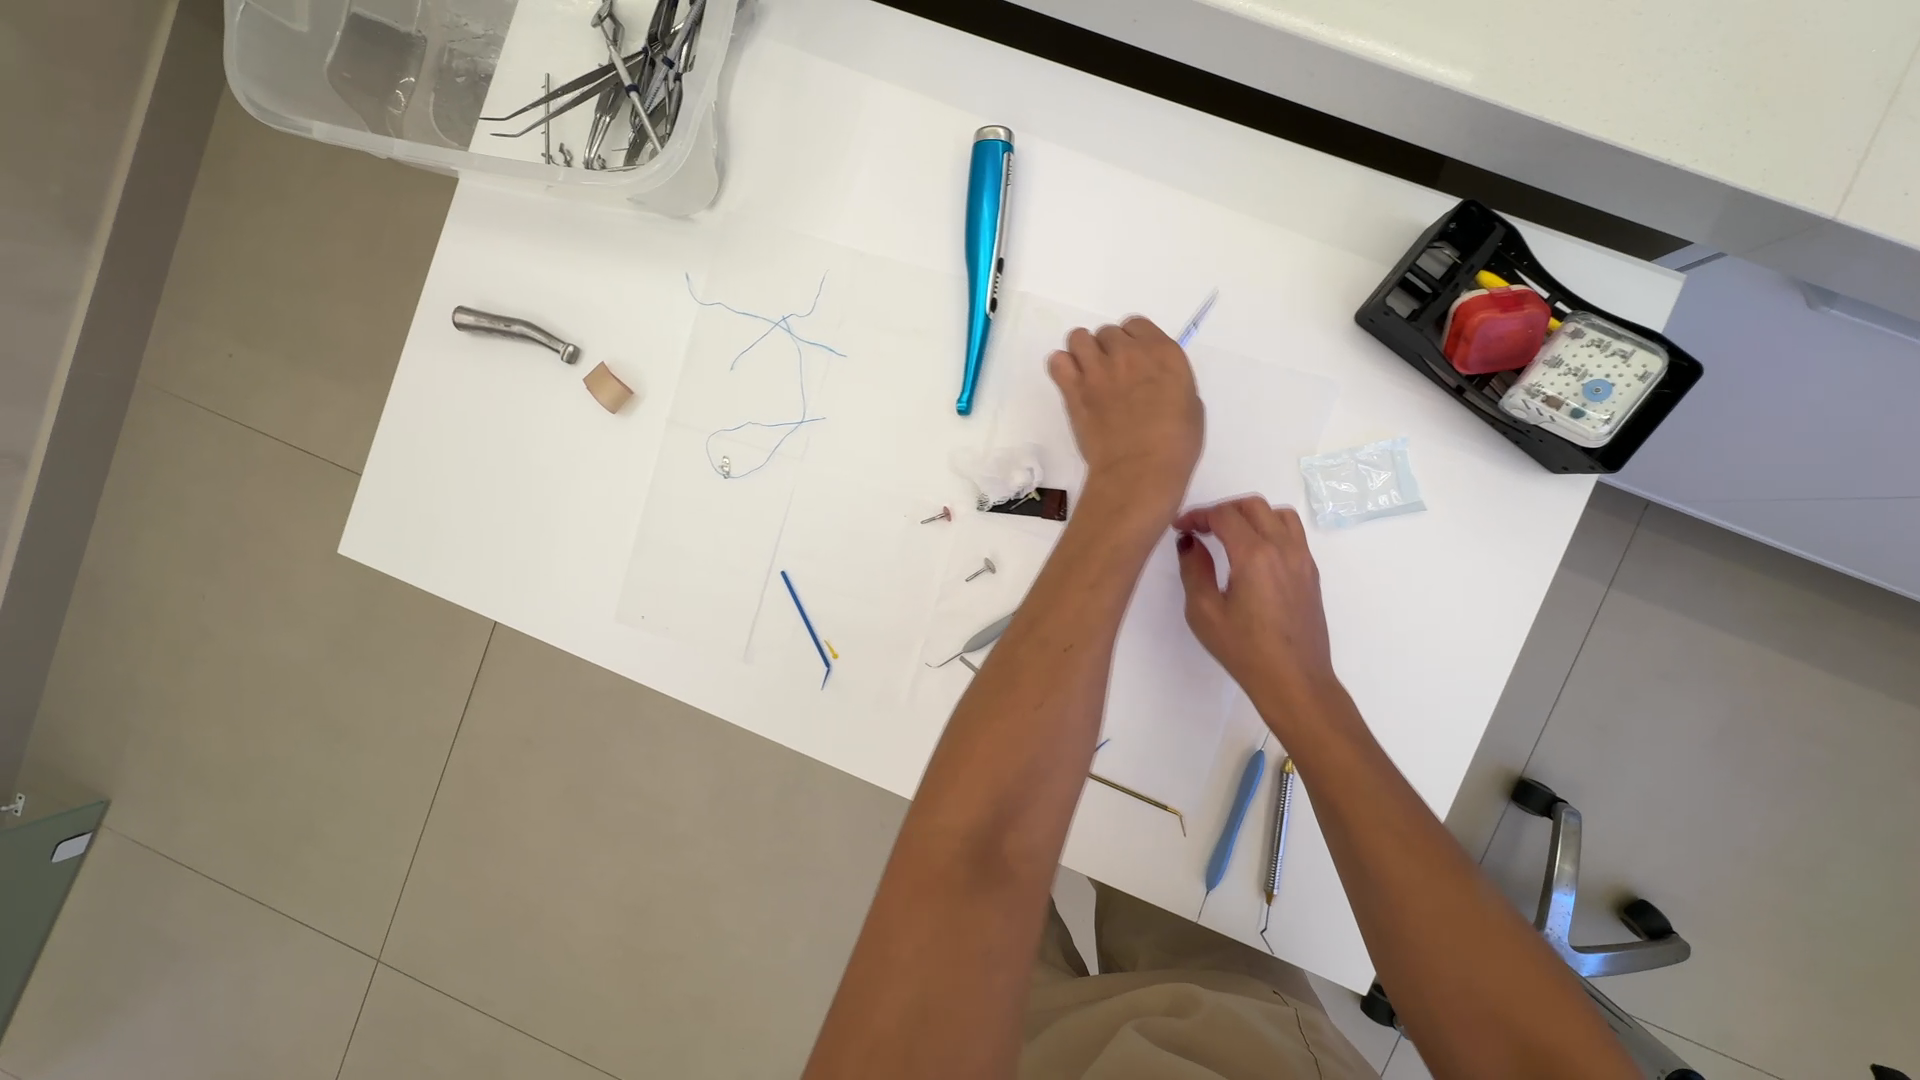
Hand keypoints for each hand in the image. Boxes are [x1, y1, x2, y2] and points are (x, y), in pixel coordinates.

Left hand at [1048, 317, 1202, 518]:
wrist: (1140, 471)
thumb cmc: (1175, 446)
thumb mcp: (1190, 404)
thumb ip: (1170, 380)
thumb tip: (1154, 380)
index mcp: (1163, 353)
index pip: (1136, 324)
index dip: (1132, 340)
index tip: (1133, 360)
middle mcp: (1128, 353)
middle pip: (1107, 332)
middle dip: (1108, 349)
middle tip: (1112, 375)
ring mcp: (1097, 370)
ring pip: (1079, 338)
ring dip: (1083, 352)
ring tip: (1088, 374)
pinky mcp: (1074, 390)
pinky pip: (1057, 361)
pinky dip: (1061, 367)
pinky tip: (1071, 382)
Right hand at [1175, 497, 1337, 702]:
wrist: (1294, 680)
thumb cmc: (1244, 649)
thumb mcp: (1204, 612)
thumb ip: (1194, 569)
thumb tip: (1190, 542)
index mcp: (1255, 555)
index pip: (1223, 515)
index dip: (1197, 516)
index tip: (1180, 528)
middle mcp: (1283, 548)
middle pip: (1252, 506)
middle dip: (1222, 510)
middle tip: (1200, 529)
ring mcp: (1302, 559)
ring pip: (1278, 514)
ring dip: (1250, 515)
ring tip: (1229, 535)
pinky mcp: (1310, 573)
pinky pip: (1292, 534)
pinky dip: (1270, 529)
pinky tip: (1252, 554)